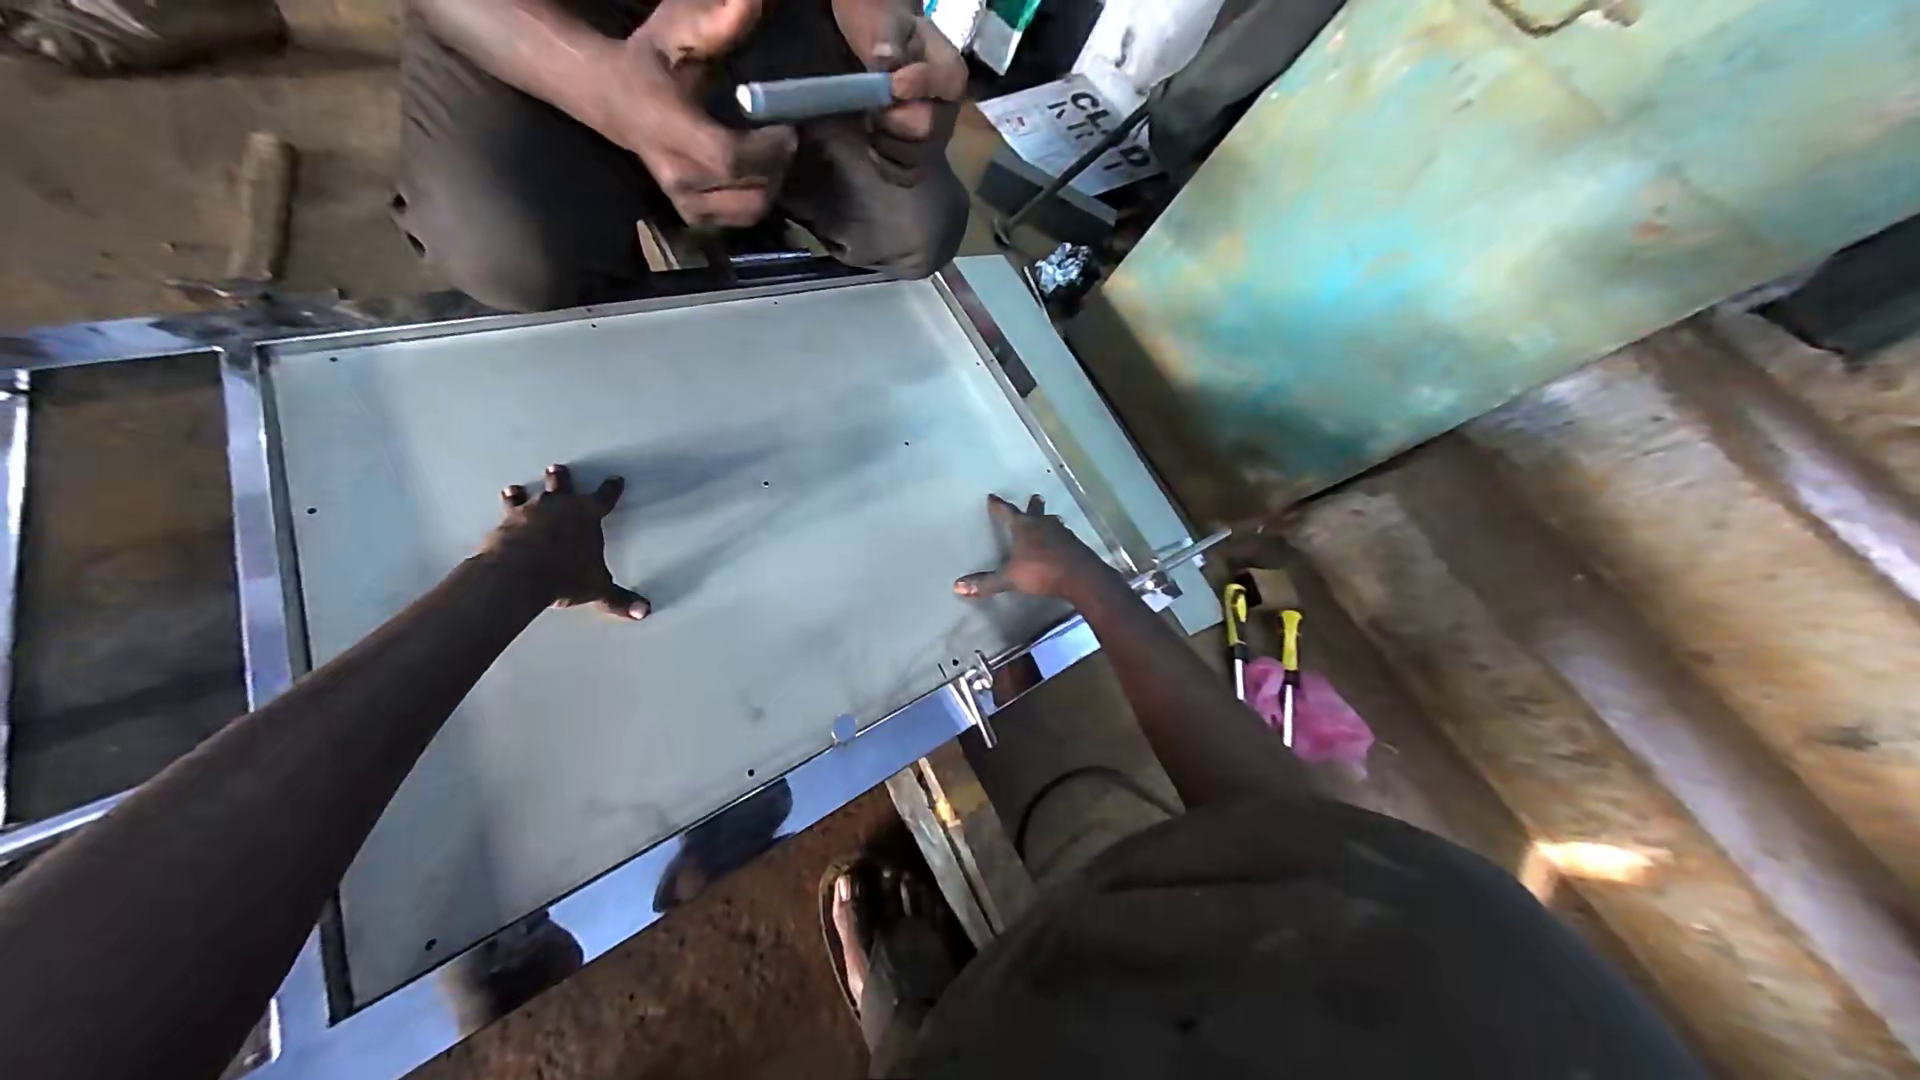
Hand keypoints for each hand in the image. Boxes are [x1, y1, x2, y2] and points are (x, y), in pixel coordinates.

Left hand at [486, 464, 650, 620]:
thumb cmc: (564, 574)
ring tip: (518, 488)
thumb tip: (642, 611)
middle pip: (561, 487)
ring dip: (524, 492)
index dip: (611, 489)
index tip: (614, 480)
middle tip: (558, 469)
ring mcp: (529, 513)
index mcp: (587, 516)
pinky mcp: (504, 525)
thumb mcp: (597, 588)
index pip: (604, 498)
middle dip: (561, 479)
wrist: (519, 574)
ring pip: (528, 496)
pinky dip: (503, 512)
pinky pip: (504, 515)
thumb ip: (618, 599)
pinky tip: (498, 512)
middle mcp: (558, 508)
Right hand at [599, 0, 797, 226]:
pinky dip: (756, 199)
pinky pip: (739, 219)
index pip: (729, 158)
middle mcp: (677, 175)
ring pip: (749, 211)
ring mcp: (684, 201)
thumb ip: (717, 23)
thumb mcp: (677, 30)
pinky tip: (755, 174)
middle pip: (749, 194)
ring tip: (770, 156)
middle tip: (783, 141)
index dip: (767, 151)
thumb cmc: (649, 61)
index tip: (788, 130)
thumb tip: (753, 1)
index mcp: (670, 129)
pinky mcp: (693, 215)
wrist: (611, 99)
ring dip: (770, 185)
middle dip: (776, 168)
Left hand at [831, 0, 965, 183]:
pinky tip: (873, 149)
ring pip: (916, 156)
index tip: (892, 84)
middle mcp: (949, 113)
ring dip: (886, 142)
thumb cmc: (891, 38)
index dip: (917, 87)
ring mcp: (936, 141)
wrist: (887, 58)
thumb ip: (889, 38)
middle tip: (873, 107)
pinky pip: (907, 176)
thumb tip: (885, 58)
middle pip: (928, 127)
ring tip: (870, 122)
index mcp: (952, 74)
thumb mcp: (890, 25)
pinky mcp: (919, 160)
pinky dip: (887, 167)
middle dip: (894, 119)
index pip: (946, 84)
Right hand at [953, 494, 1115, 601]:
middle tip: (1036, 497)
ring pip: (1054, 522)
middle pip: (1036, 511)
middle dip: (1033, 505)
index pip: (1007, 512)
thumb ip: (986, 582)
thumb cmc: (1041, 571)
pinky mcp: (1075, 545)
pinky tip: (1062, 543)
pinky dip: (1061, 537)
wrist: (1080, 576)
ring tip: (1051, 520)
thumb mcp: (1009, 578)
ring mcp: (1062, 533)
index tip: (992, 497)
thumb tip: (958, 587)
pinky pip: (1065, 537)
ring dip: (1050, 520)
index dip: (999, 505)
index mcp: (1024, 527)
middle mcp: (1043, 525)